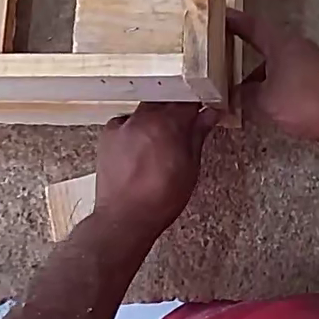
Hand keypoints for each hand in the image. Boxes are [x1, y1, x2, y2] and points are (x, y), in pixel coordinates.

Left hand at [93, 102, 219, 232]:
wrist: (125, 217)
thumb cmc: (161, 198)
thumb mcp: (190, 166)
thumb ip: (198, 135)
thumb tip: (209, 114)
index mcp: (169, 123)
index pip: (189, 100)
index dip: (199, 104)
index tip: (204, 110)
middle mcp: (145, 117)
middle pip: (166, 102)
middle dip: (177, 111)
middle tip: (184, 127)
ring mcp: (124, 124)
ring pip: (145, 110)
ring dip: (156, 118)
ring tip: (161, 140)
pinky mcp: (108, 134)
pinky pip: (126, 121)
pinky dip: (135, 127)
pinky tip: (140, 145)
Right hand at [226, 8, 318, 145]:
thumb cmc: (305, 103)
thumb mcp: (265, 101)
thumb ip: (243, 96)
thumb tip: (231, 96)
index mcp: (281, 44)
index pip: (252, 25)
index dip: (234, 21)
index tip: (219, 16)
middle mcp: (296, 46)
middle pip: (265, 44)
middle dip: (243, 50)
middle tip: (222, 54)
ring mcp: (309, 61)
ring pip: (276, 62)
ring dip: (258, 74)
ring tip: (240, 90)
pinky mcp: (317, 77)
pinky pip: (288, 74)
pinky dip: (273, 83)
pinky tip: (265, 101)